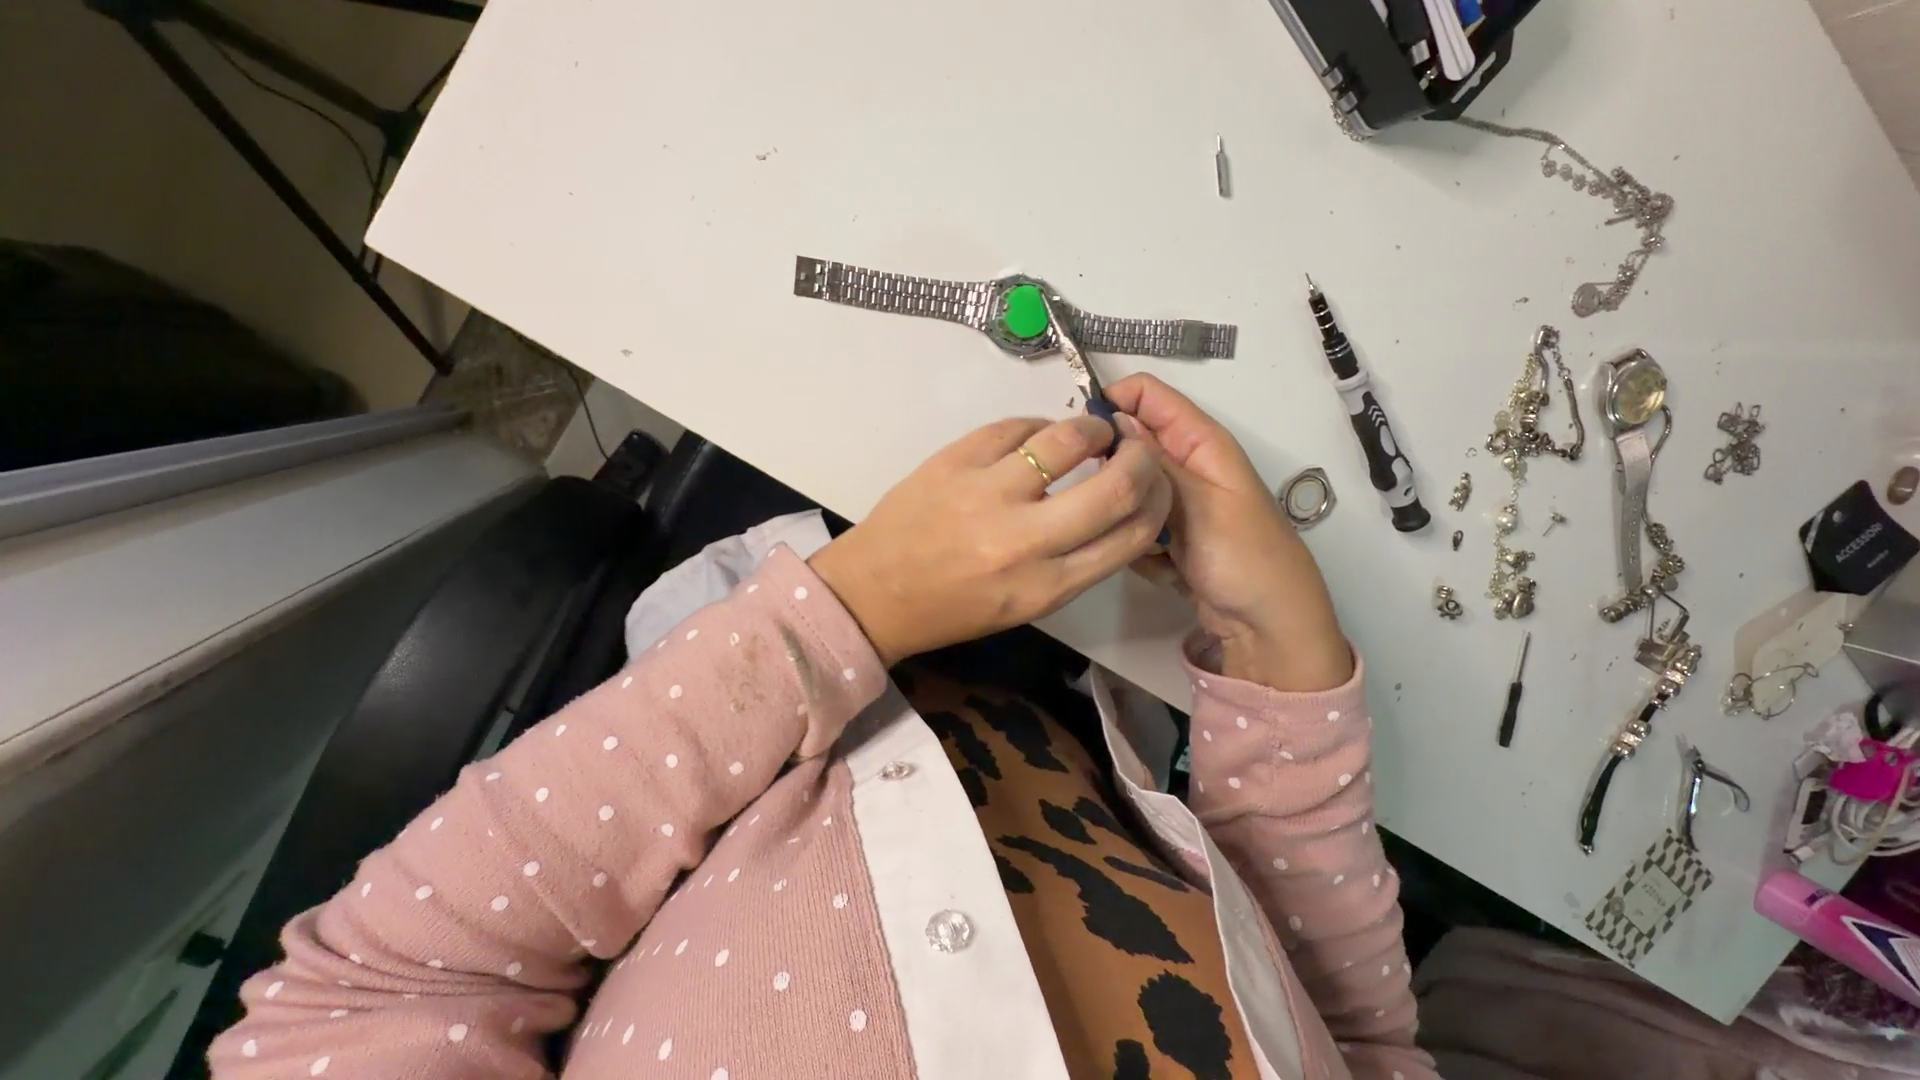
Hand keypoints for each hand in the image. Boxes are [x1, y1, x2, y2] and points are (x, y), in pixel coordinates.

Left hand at [809, 415, 1172, 665]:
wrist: (872, 594)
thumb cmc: (952, 608)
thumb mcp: (1025, 605)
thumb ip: (1075, 563)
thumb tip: (1116, 506)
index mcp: (1046, 587)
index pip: (1133, 535)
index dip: (1158, 501)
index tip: (1155, 485)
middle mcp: (1024, 541)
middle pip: (1117, 487)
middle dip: (1141, 460)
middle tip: (1133, 450)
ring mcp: (986, 494)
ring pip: (1068, 441)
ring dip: (1093, 429)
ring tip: (1093, 433)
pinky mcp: (954, 460)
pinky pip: (1015, 426)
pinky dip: (1039, 426)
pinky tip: (1039, 436)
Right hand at [1105, 374, 1351, 691]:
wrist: (1267, 625)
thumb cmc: (1243, 556)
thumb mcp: (1198, 501)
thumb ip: (1153, 460)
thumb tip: (1113, 417)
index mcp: (1200, 441)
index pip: (1147, 395)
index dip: (1112, 402)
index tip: (1082, 436)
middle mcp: (1185, 464)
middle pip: (1130, 443)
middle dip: (1112, 465)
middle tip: (1104, 496)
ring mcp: (1175, 503)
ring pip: (1125, 488)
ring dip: (1123, 511)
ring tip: (1143, 539)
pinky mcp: (1167, 537)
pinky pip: (1132, 525)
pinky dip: (1136, 542)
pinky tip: (1157, 564)